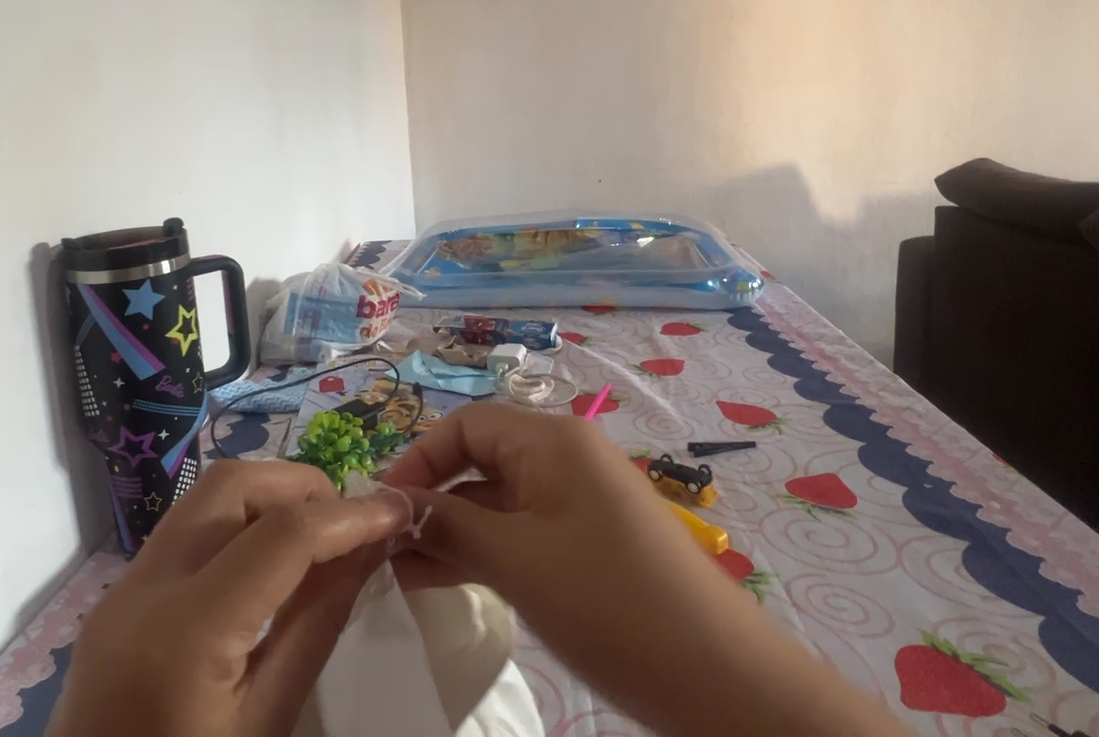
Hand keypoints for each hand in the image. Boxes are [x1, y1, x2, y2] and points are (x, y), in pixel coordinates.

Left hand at [47, 459, 410, 736]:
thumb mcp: (267, 723)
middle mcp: (143, 589)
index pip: (281, 536)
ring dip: (268, 498)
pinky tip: (269, 563)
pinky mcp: (117, 598)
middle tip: (349, 523)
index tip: (399, 511)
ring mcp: (121, 589)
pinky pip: (186, 531)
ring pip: (204, 497)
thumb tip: (369, 549)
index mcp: (183, 634)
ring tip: (317, 537)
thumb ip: (317, 625)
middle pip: (231, 484)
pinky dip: (238, 524)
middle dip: (301, 486)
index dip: (350, 514)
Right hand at [382, 402, 905, 736]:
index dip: (418, 460)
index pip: (465, 425)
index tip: (382, 509)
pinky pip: (524, 531)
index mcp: (551, 440)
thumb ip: (447, 524)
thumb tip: (391, 504)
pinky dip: (487, 551)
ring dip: (454, 532)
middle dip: (432, 500)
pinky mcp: (590, 542)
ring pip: (500, 501)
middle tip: (388, 550)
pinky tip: (453, 585)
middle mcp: (566, 457)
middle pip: (481, 460)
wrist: (716, 674)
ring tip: (407, 577)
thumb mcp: (515, 559)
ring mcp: (581, 501)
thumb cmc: (607, 600)